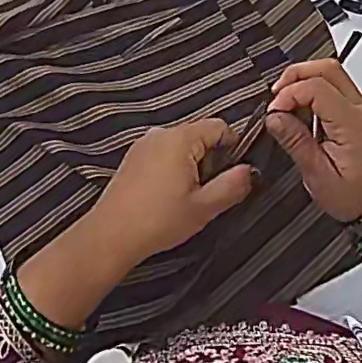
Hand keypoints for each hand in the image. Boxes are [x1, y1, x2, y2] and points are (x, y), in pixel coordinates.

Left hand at [68, 119, 255, 270]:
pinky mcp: (133, 159)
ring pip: (182, 147)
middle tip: (208, 193)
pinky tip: (168, 197)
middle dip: (211, 161)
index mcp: (180, 138)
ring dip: (191, 167)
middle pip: (200, 136)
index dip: (233, 148)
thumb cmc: (158, 220)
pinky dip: (172, 170)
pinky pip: (163, 155)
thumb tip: (250, 171)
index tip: (232, 175)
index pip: (219, 127)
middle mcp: (160, 134)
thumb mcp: (205, 206)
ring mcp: (143, 145)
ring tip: (186, 199)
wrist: (111, 235)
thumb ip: (234, 185)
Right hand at [266, 58, 361, 221]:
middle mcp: (360, 110)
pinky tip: (300, 110)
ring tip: (285, 103)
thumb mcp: (318, 176)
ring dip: (304, 81)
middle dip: (295, 75)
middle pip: (327, 68)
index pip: (316, 87)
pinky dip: (312, 90)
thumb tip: (274, 118)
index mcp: (352, 124)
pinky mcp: (357, 113)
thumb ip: (296, 142)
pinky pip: (334, 87)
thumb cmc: (356, 197)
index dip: (289, 94)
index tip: (274, 113)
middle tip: (276, 96)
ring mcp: (361, 109)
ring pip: (332, 73)